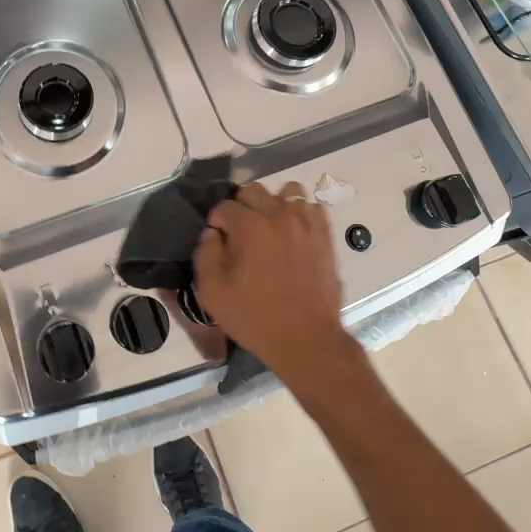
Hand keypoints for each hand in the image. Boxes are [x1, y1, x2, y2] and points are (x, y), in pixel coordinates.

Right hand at [192, 182, 355, 380]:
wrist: (307, 340)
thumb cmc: (256, 318)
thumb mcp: (213, 293)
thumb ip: (205, 255)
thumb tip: (211, 234)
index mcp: (249, 226)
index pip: (224, 206)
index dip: (216, 221)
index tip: (217, 241)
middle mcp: (278, 215)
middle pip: (254, 191)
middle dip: (241, 207)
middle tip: (240, 234)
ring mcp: (306, 223)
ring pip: (287, 191)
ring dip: (274, 204)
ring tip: (270, 227)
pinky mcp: (325, 236)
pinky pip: (312, 208)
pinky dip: (301, 214)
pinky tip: (294, 233)